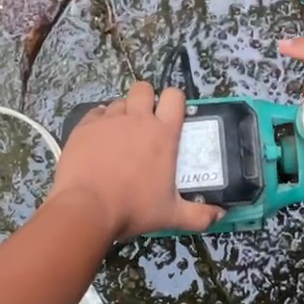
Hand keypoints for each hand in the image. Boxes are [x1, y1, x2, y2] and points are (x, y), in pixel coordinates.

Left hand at [50, 81, 225, 240]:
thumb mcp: (171, 215)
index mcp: (163, 133)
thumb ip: (199, 215)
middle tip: (144, 121)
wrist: (86, 209)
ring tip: (120, 135)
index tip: (171, 114)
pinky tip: (99, 139)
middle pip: (143, 88)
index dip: (174, 100)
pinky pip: (95, 113)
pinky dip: (99, 122)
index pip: (174, 97)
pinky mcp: (84, 126)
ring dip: (122, 113)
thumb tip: (219, 215)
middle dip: (145, 98)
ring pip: (119, 101)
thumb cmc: (133, 208)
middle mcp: (137, 119)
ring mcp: (109, 120)